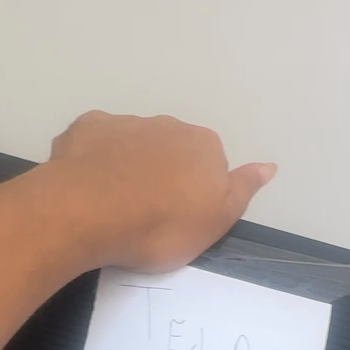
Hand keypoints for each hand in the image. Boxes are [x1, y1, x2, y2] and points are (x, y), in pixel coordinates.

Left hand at [36, 111, 275, 272]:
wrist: (92, 212)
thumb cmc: (160, 226)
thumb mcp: (214, 222)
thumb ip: (241, 191)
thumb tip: (268, 166)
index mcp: (203, 146)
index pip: (207, 164)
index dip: (191, 193)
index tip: (174, 219)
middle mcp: (167, 126)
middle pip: (167, 149)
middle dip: (156, 174)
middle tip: (140, 214)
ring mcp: (124, 123)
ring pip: (128, 143)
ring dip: (122, 166)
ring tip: (107, 204)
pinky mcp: (85, 128)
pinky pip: (91, 141)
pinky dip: (88, 158)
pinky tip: (81, 183)